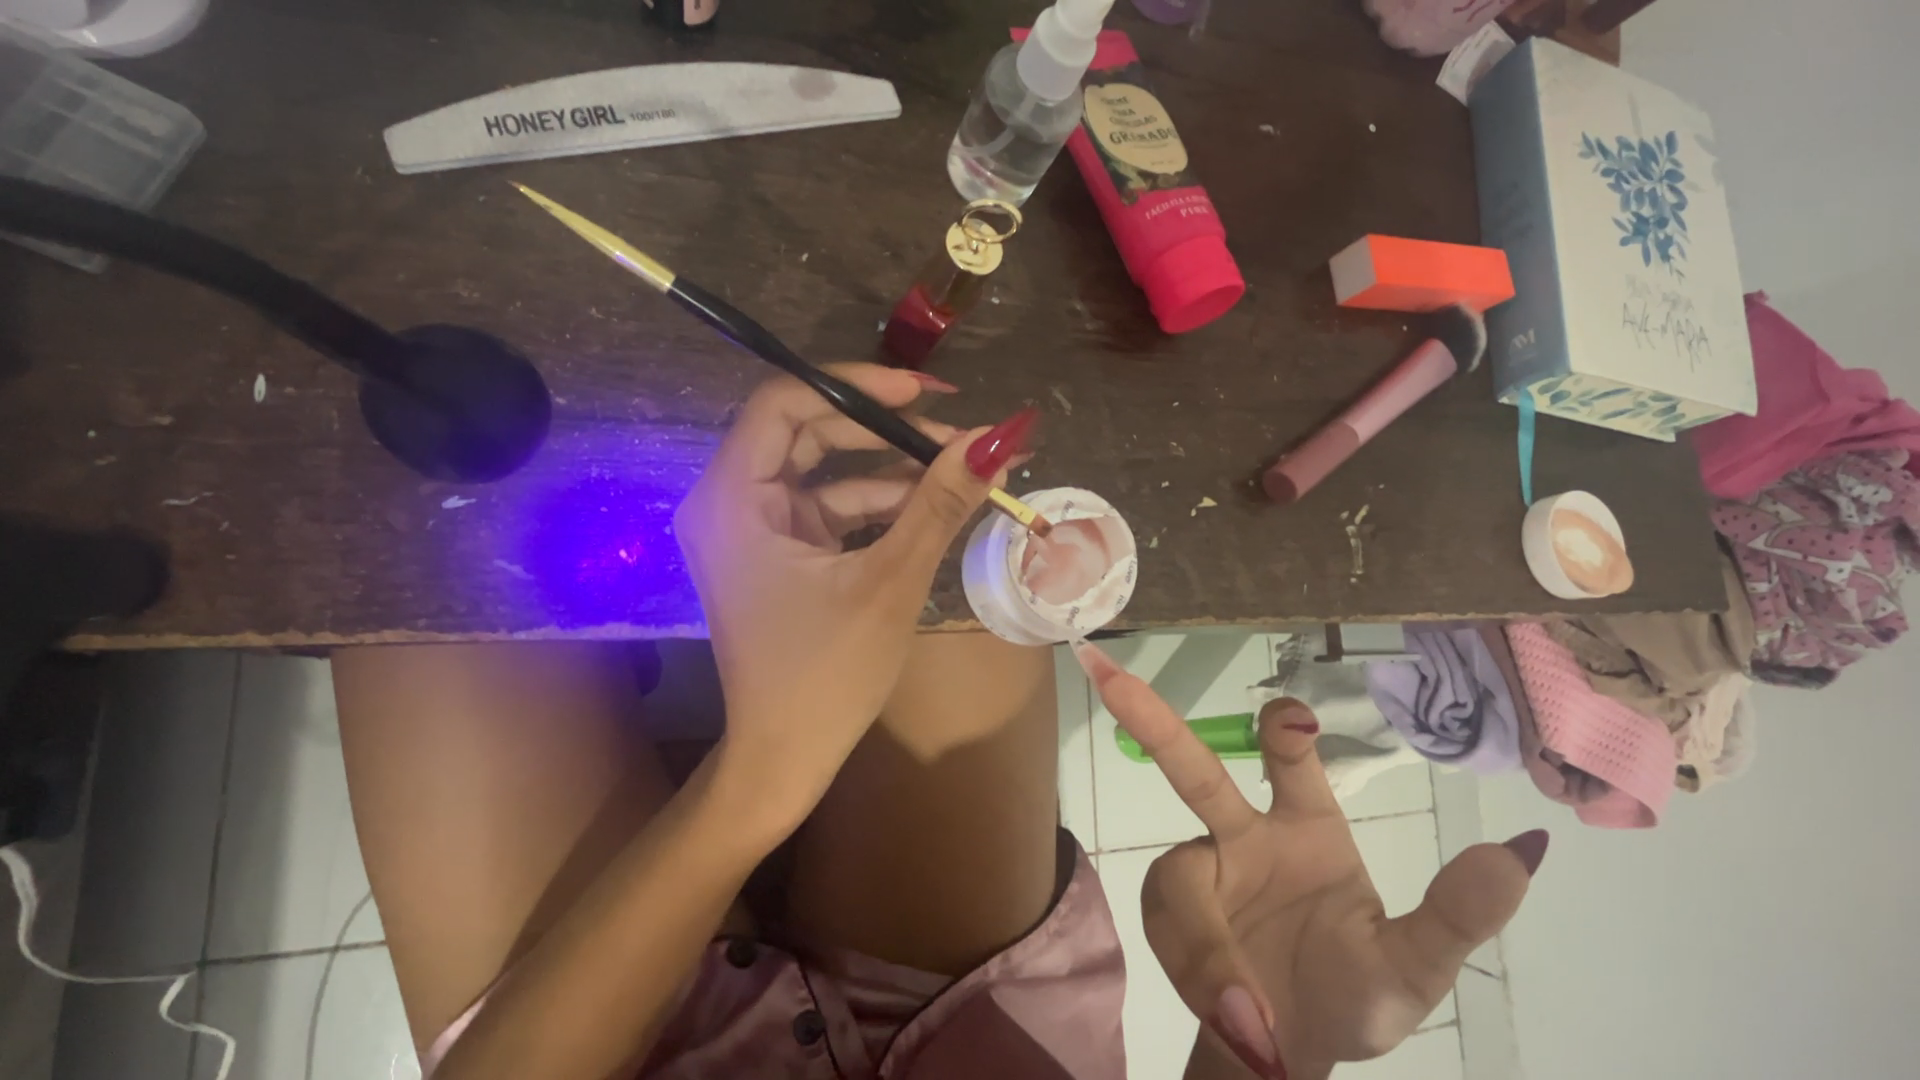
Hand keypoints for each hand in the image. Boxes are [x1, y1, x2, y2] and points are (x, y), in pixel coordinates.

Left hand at [673, 364, 1034, 831]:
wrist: (785, 760)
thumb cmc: (826, 676)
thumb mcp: (891, 580)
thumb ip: (941, 501)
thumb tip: (1001, 435)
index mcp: (732, 499)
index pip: (783, 402)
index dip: (854, 386)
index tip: (921, 392)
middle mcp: (730, 502)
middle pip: (806, 431)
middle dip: (883, 429)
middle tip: (954, 429)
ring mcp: (753, 530)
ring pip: (823, 471)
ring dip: (889, 468)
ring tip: (960, 468)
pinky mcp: (778, 554)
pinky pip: (828, 509)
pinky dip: (877, 505)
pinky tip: (932, 505)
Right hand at [1075, 643, 1542, 1079]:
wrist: (1287, 1054)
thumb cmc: (1354, 995)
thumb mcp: (1415, 968)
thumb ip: (1457, 914)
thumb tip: (1523, 848)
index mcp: (1304, 829)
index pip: (1289, 759)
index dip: (1284, 727)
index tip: (1285, 709)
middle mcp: (1240, 836)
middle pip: (1190, 769)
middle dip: (1149, 717)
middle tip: (1105, 673)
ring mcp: (1198, 875)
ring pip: (1180, 884)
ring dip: (1205, 948)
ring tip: (1246, 1017)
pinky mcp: (1170, 919)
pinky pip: (1173, 933)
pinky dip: (1201, 974)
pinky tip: (1236, 1019)